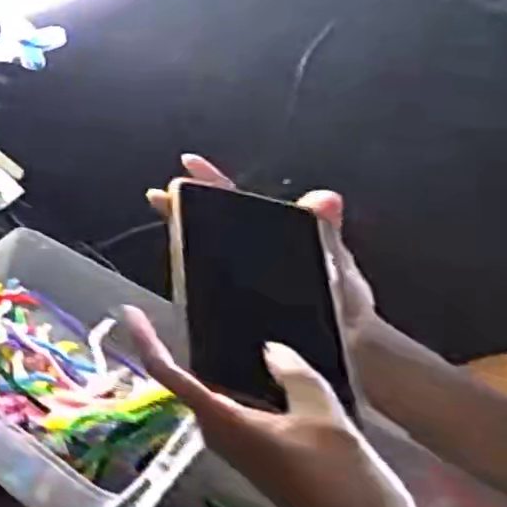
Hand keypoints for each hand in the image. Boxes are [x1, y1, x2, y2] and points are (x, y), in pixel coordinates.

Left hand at [123, 305, 456, 506]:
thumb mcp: (331, 427)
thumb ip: (298, 381)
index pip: (164, 370)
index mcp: (217, 418)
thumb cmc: (348, 489)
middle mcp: (213, 430)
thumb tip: (271, 348)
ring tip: (236, 341)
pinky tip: (270, 381)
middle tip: (197, 319)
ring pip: (217, 396)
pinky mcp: (254, 457)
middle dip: (186, 349)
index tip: (129, 311)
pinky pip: (237, 413)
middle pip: (188, 379)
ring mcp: (232, 446)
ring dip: (224, 372)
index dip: (144, 338)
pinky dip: (246, 393)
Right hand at [145, 154, 379, 340]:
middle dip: (182, 198)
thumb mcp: (336, 262)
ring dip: (176, 219)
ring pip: (195, 232)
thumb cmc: (342, 300)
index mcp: (268, 228)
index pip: (234, 197)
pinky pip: (195, 261)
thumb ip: (325, 230)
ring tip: (163, 210)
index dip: (211, 179)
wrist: (343, 343)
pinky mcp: (219, 283)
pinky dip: (181, 248)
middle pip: (205, 212)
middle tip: (163, 192)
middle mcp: (242, 241)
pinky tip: (172, 248)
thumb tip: (327, 197)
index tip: (189, 162)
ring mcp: (229, 262)